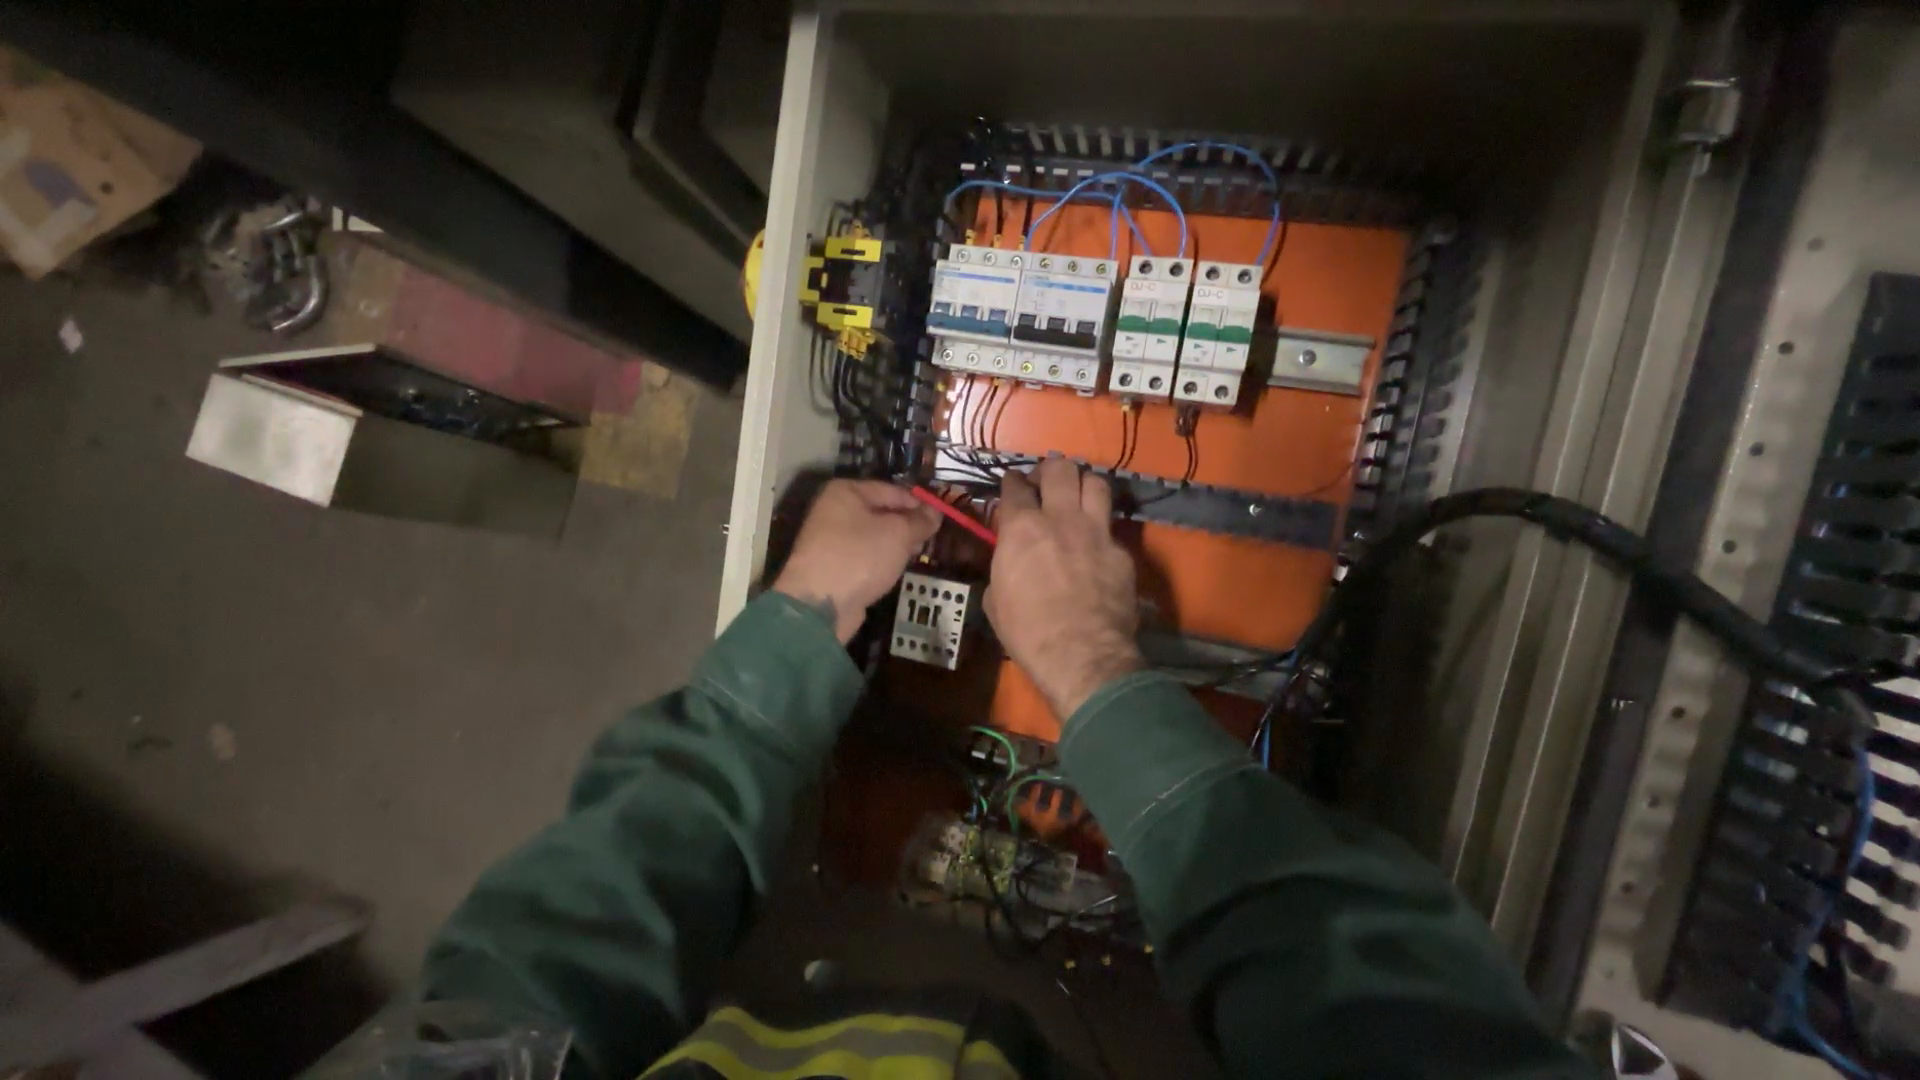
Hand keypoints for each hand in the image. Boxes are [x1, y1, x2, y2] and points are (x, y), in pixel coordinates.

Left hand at [772, 480, 941, 642]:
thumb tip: (936, 512)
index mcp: (846, 492)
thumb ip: (920, 521)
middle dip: (908, 524)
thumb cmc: (860, 556)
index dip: (918, 502)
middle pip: (881, 512)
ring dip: (897, 544)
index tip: (942, 516)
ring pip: (874, 536)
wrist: (821, 604)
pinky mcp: (834, 566)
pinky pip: (866, 555)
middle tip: (933, 537)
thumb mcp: (898, 533)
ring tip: (921, 552)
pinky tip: (899, 568)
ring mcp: (831, 539)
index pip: (892, 490)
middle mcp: (834, 510)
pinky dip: (883, 560)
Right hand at [986, 456, 1142, 718]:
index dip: (1011, 482)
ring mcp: (1097, 532)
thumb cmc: (1027, 632)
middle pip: (1059, 468)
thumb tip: (1009, 563)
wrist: (1082, 654)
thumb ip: (1003, 568)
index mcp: (1021, 528)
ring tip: (1077, 495)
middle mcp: (1061, 518)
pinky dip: (1102, 528)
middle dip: (1050, 469)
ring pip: (1096, 482)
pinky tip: (1097, 542)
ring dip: (1083, 483)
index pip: (1014, 486)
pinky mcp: (1122, 551)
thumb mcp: (996, 599)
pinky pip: (1112, 526)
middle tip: (1045, 482)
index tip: (1012, 485)